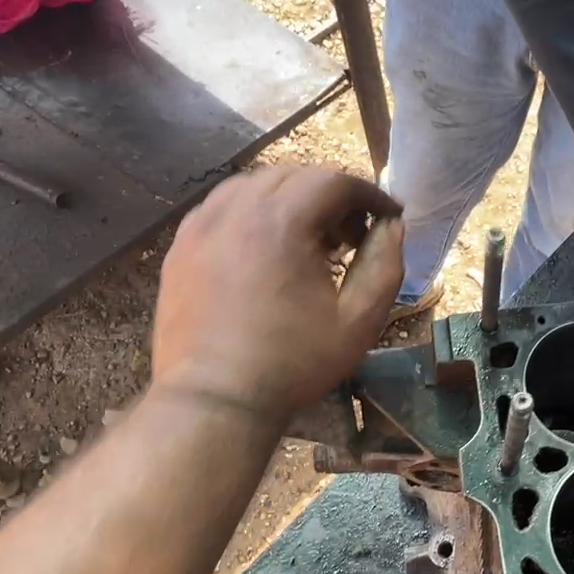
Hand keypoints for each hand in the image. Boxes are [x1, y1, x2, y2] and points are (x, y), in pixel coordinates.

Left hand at [152, 165, 403, 417]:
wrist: (215, 399)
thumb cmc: (295, 363)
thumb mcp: (360, 320)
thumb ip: (384, 265)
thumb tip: (392, 227)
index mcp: (281, 223)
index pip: (333, 180)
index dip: (370, 193)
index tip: (389, 216)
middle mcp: (236, 210)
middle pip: (295, 174)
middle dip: (333, 194)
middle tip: (354, 235)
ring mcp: (201, 226)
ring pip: (255, 184)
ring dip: (292, 199)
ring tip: (312, 241)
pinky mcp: (181, 246)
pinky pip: (223, 206)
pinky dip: (255, 212)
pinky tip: (269, 249)